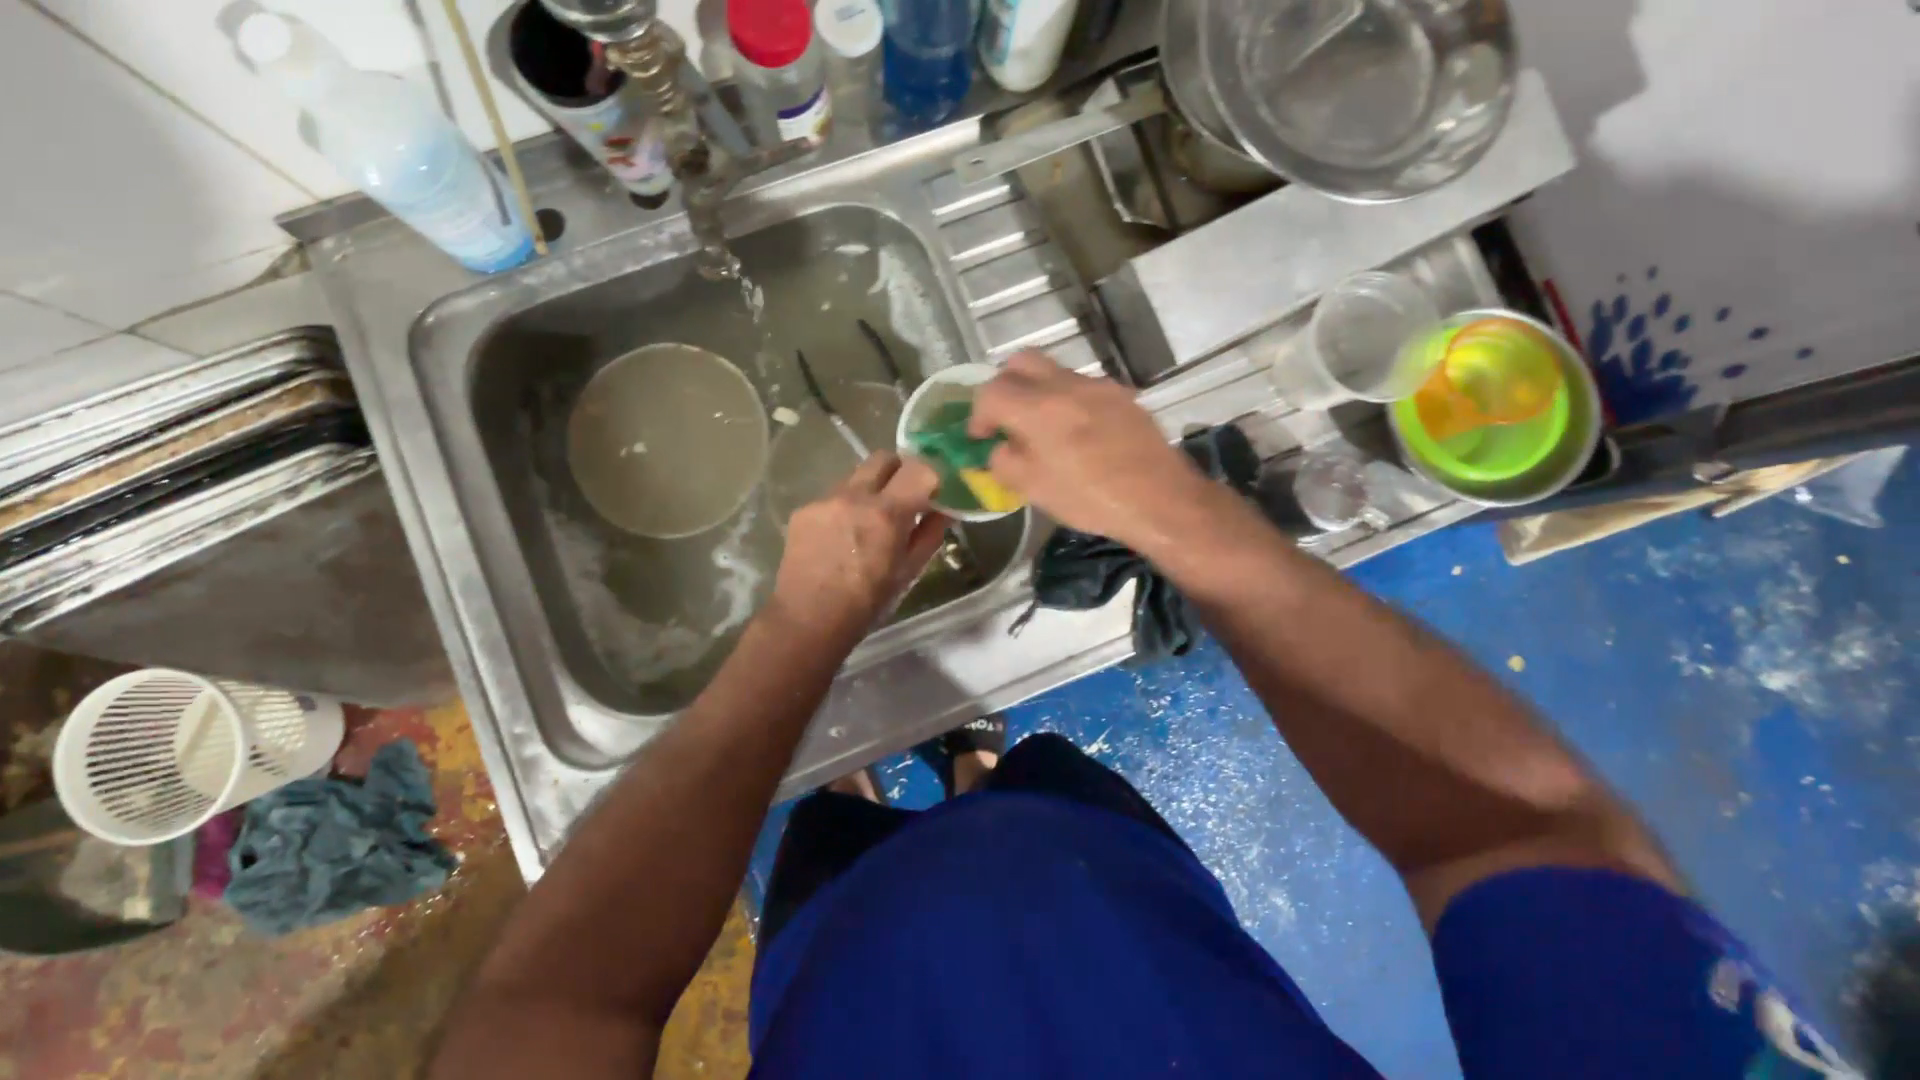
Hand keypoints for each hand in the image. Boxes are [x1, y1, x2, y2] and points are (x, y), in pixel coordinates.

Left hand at [768, 452, 947, 642]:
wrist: (809, 618)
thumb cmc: (867, 602)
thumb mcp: (908, 572)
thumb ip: (929, 535)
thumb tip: (943, 511)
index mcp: (886, 513)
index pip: (919, 468)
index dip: (930, 476)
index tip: (932, 492)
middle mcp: (854, 496)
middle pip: (883, 458)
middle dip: (898, 471)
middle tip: (903, 496)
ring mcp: (825, 500)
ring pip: (855, 476)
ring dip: (869, 490)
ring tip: (868, 521)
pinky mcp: (804, 509)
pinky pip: (832, 496)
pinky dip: (844, 507)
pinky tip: (840, 536)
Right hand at [969, 352, 1211, 548]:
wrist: (1160, 499)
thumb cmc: (1090, 500)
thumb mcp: (1033, 490)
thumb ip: (1003, 462)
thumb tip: (997, 448)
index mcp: (1038, 408)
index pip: (990, 391)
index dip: (978, 414)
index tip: (981, 437)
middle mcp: (1065, 385)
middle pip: (1020, 363)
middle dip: (1005, 387)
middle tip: (1007, 418)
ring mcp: (1098, 386)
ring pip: (1054, 372)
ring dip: (1038, 392)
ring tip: (1043, 427)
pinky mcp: (1123, 394)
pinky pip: (1084, 386)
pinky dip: (1069, 400)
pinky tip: (1078, 433)